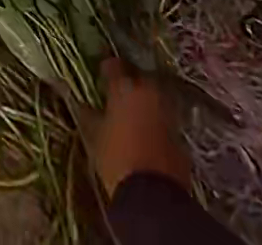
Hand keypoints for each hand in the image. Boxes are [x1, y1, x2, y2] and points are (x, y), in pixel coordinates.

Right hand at [86, 58, 193, 197]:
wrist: (153, 196)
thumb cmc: (116, 158)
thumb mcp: (93, 133)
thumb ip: (87, 112)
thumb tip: (81, 102)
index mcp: (125, 88)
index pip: (114, 65)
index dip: (105, 67)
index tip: (98, 73)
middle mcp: (150, 93)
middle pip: (138, 76)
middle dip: (128, 79)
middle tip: (114, 89)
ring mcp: (169, 113)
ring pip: (153, 96)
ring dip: (142, 98)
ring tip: (129, 109)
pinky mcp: (180, 135)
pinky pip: (163, 117)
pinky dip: (153, 118)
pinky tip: (143, 129)